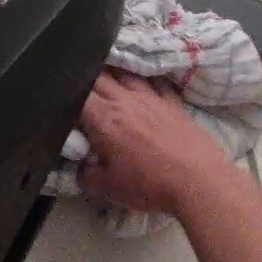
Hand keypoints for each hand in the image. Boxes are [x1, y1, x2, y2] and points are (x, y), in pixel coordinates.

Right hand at [78, 70, 235, 217]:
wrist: (198, 180)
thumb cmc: (149, 184)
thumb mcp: (108, 189)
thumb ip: (86, 175)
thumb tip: (80, 166)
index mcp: (103, 118)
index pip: (77, 95)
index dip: (67, 94)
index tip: (63, 100)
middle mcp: (123, 100)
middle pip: (99, 77)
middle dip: (85, 79)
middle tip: (81, 87)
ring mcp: (150, 97)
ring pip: (125, 74)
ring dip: (112, 73)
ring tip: (106, 77)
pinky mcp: (172, 101)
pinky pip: (155, 81)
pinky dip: (145, 78)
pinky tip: (143, 80)